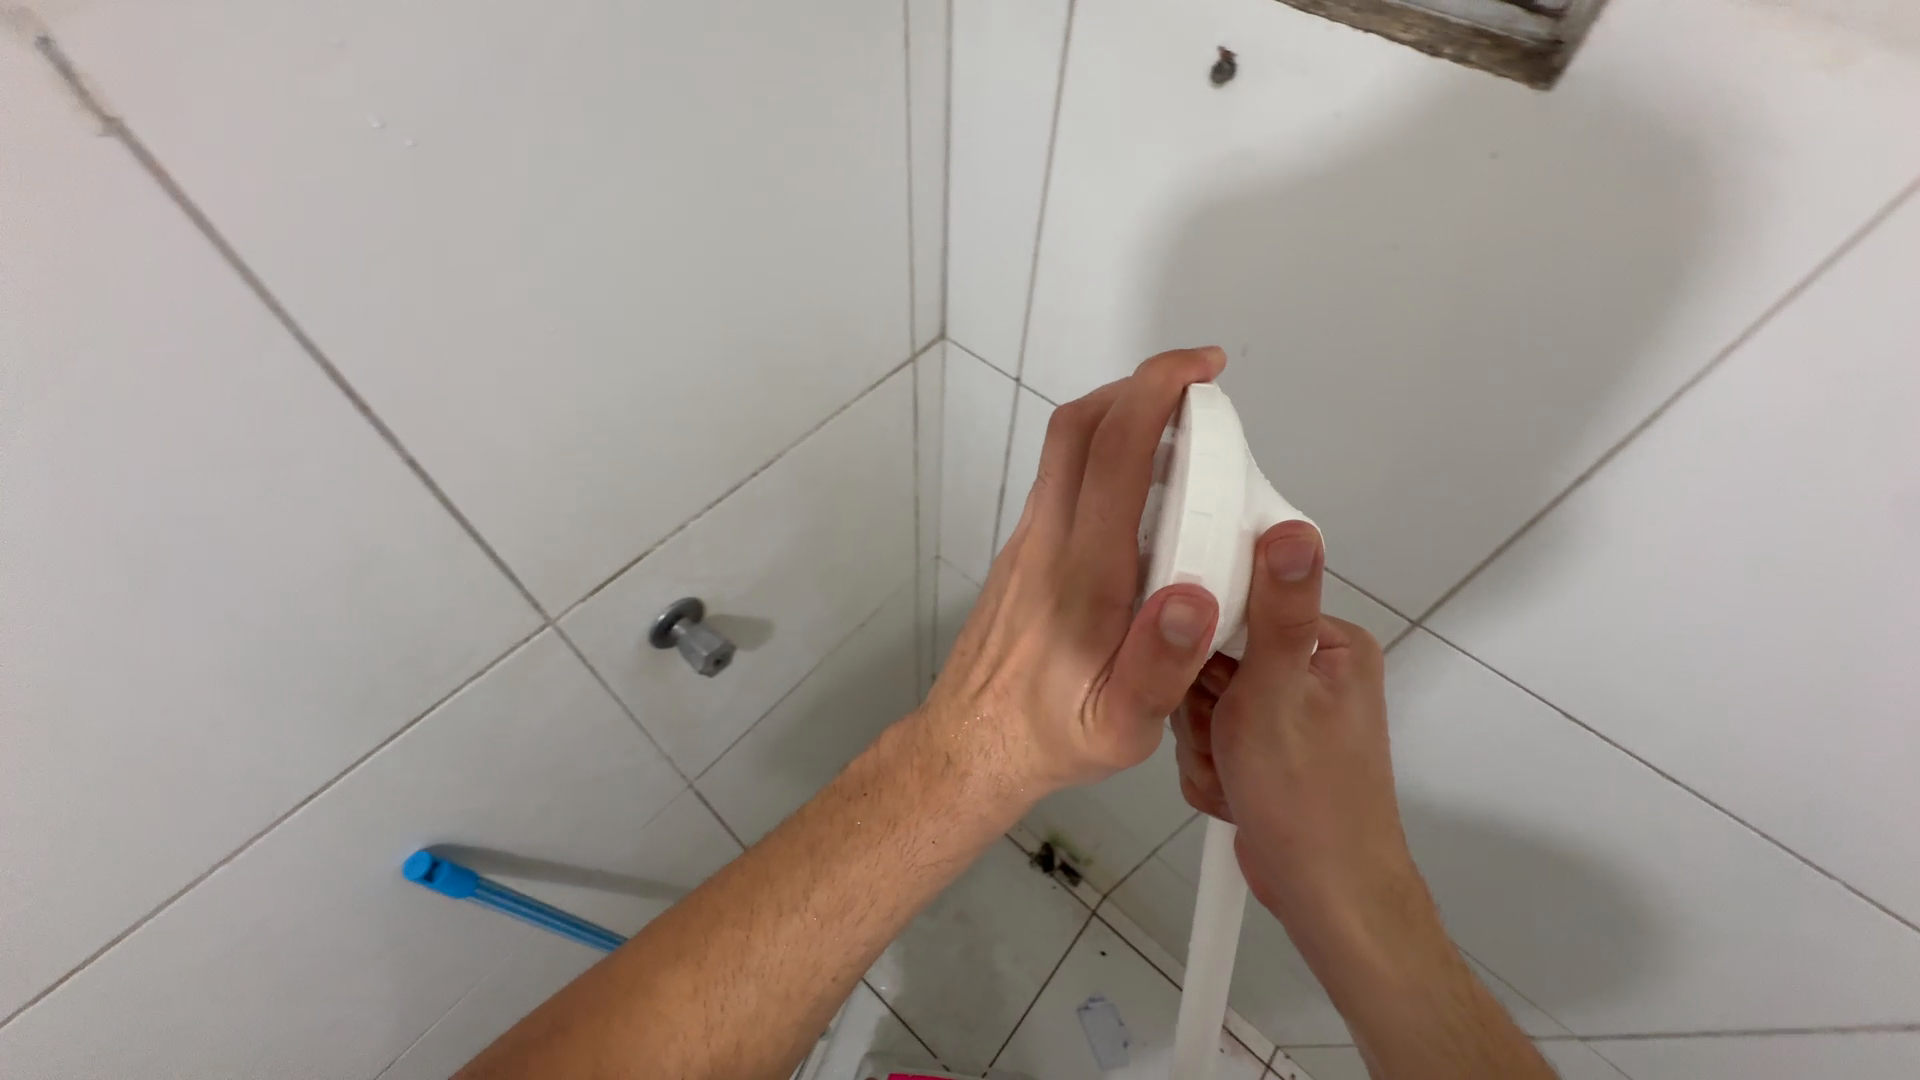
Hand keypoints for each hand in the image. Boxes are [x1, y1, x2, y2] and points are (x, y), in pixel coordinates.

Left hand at [922, 347, 1227, 799]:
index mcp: (1081, 574)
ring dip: (1120, 418)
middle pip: (1076, 428)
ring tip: (1183, 434)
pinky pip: (1062, 481)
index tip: (1202, 369)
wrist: (969, 743)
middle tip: (1197, 387)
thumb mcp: (1120, 729)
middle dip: (1138, 386)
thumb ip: (1160, 665)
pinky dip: (1104, 458)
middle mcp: (1046, 541)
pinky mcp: (1023, 553)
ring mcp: (1027, 542)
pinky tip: (1146, 495)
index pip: (1111, 454)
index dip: (1156, 392)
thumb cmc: (1050, 737)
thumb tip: (1197, 594)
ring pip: (1065, 451)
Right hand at [1170, 521, 1415, 921]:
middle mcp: (1307, 671)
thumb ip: (1278, 611)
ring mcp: (1283, 711)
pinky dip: (1210, 766)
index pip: (1239, 602)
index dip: (1205, 638)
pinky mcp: (1263, 744)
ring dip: (1202, 742)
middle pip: (1210, 655)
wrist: (1323, 895)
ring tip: (1235, 772)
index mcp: (1327, 644)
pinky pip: (1207, 736)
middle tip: (1228, 740)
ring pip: (1200, 701)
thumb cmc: (1309, 800)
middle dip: (1202, 706)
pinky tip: (1236, 789)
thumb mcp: (1278, 692)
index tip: (1207, 679)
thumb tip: (1292, 530)